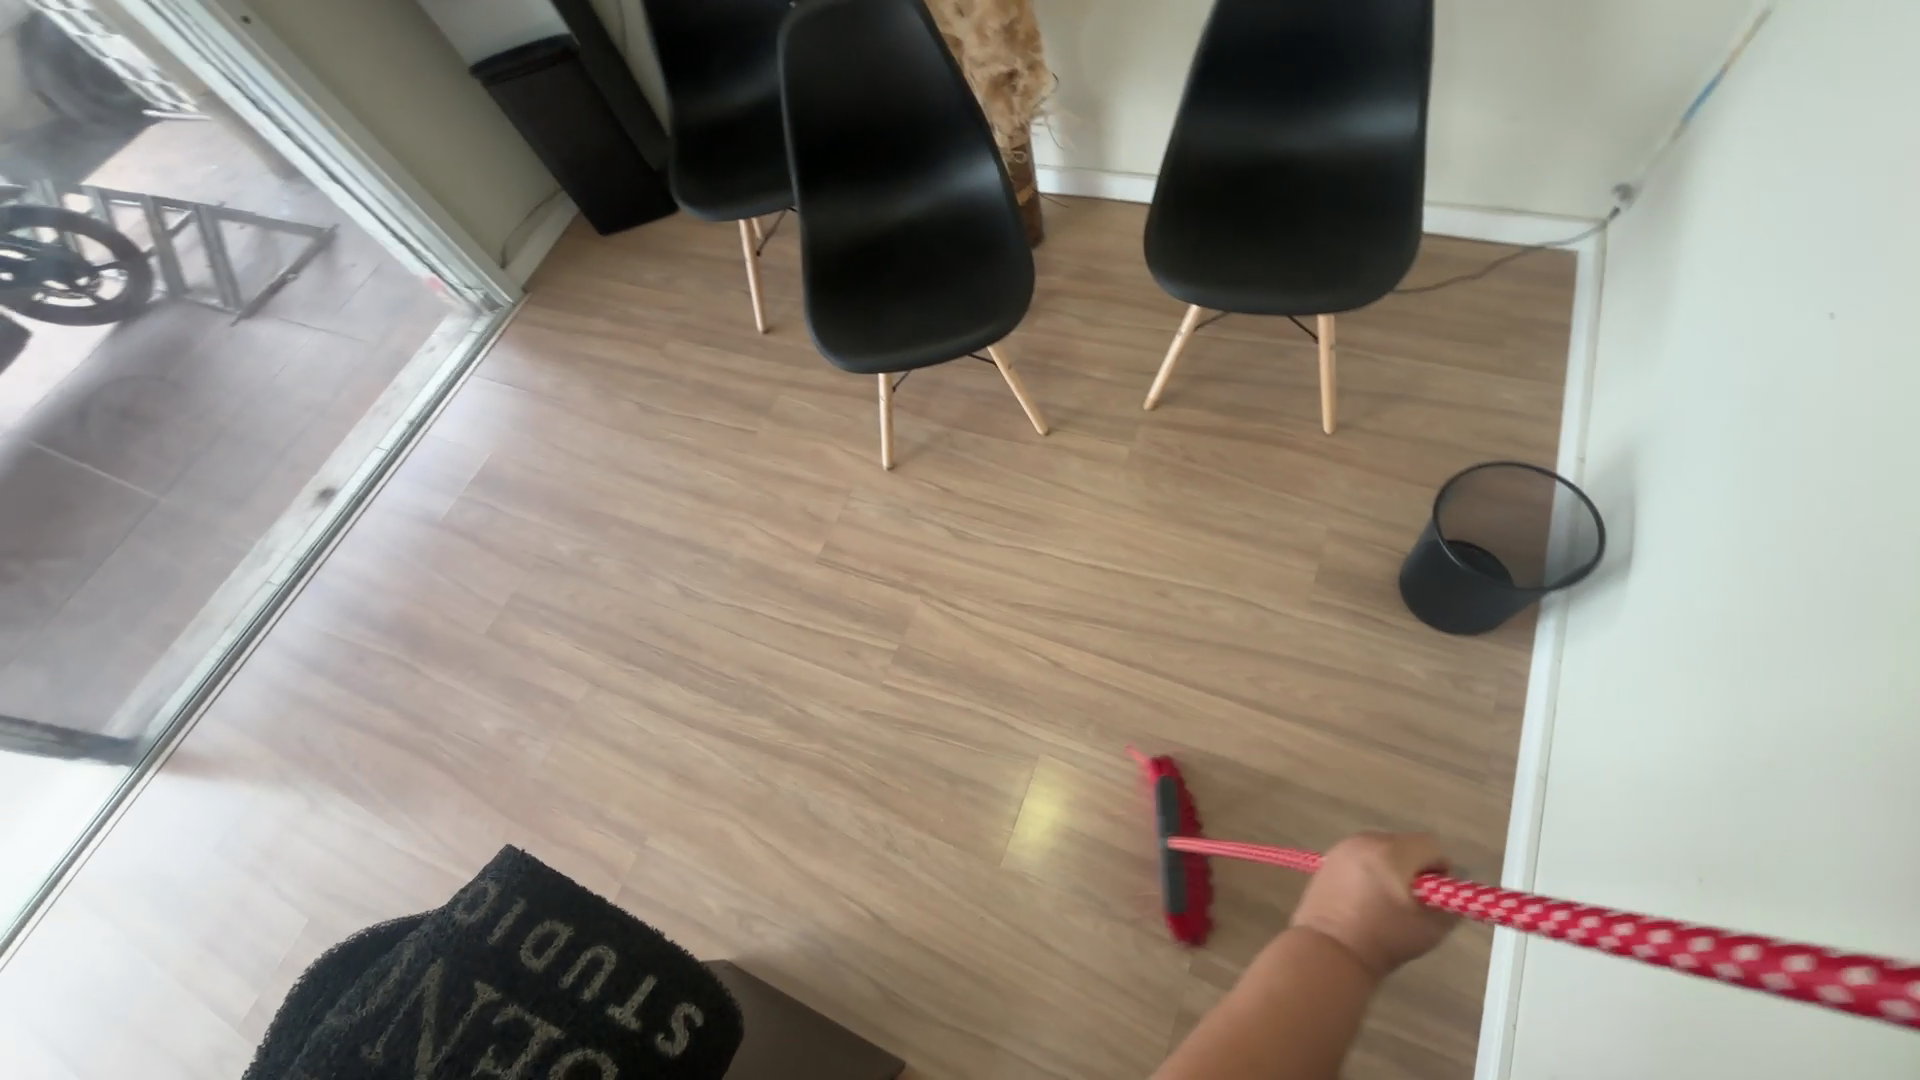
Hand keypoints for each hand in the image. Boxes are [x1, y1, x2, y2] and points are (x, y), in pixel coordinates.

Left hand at [1288, 832, 1455, 979]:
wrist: (1332, 947)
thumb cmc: (1386, 937)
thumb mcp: (1433, 927)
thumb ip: (1451, 903)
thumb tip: (1450, 890)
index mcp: (1392, 851)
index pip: (1431, 845)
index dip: (1440, 868)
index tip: (1436, 894)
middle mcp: (1365, 840)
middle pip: (1404, 843)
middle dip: (1414, 866)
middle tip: (1412, 898)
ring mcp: (1342, 847)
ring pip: (1381, 848)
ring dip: (1391, 866)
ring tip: (1386, 899)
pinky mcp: (1328, 858)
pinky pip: (1360, 855)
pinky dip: (1369, 868)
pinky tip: (1365, 896)